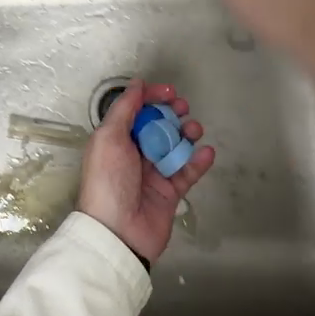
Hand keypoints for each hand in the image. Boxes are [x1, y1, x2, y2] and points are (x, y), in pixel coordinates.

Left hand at [76, 80, 214, 265]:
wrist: (118, 231)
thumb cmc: (109, 179)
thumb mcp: (109, 138)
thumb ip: (124, 109)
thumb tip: (137, 83)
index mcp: (116, 138)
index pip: (136, 111)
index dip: (152, 98)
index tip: (169, 92)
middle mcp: (134, 152)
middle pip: (158, 126)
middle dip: (172, 114)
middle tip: (183, 108)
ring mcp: (154, 172)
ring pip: (175, 146)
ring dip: (187, 134)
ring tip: (194, 130)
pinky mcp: (170, 192)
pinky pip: (187, 172)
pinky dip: (198, 161)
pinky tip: (206, 152)